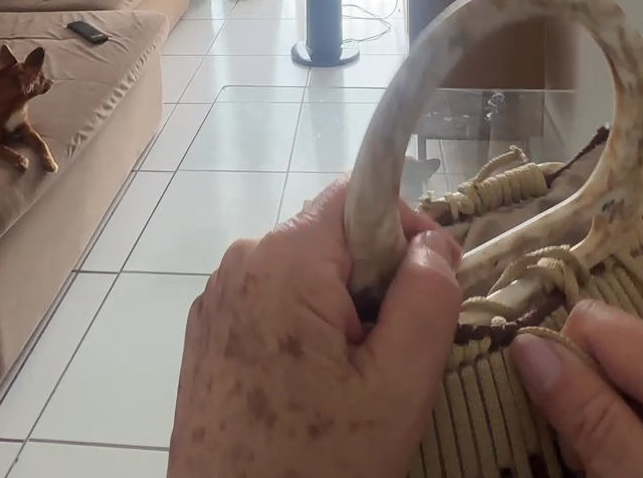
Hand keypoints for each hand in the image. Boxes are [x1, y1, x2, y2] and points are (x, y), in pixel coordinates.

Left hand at [170, 180, 462, 477]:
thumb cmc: (316, 461)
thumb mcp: (396, 385)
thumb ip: (428, 298)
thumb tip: (433, 244)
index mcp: (284, 255)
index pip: (357, 192)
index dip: (406, 225)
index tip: (434, 278)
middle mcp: (243, 258)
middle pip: (332, 235)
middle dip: (376, 277)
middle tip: (395, 348)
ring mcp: (219, 294)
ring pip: (306, 269)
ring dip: (342, 305)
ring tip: (352, 378)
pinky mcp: (208, 329)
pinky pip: (274, 298)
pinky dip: (305, 325)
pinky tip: (311, 386)